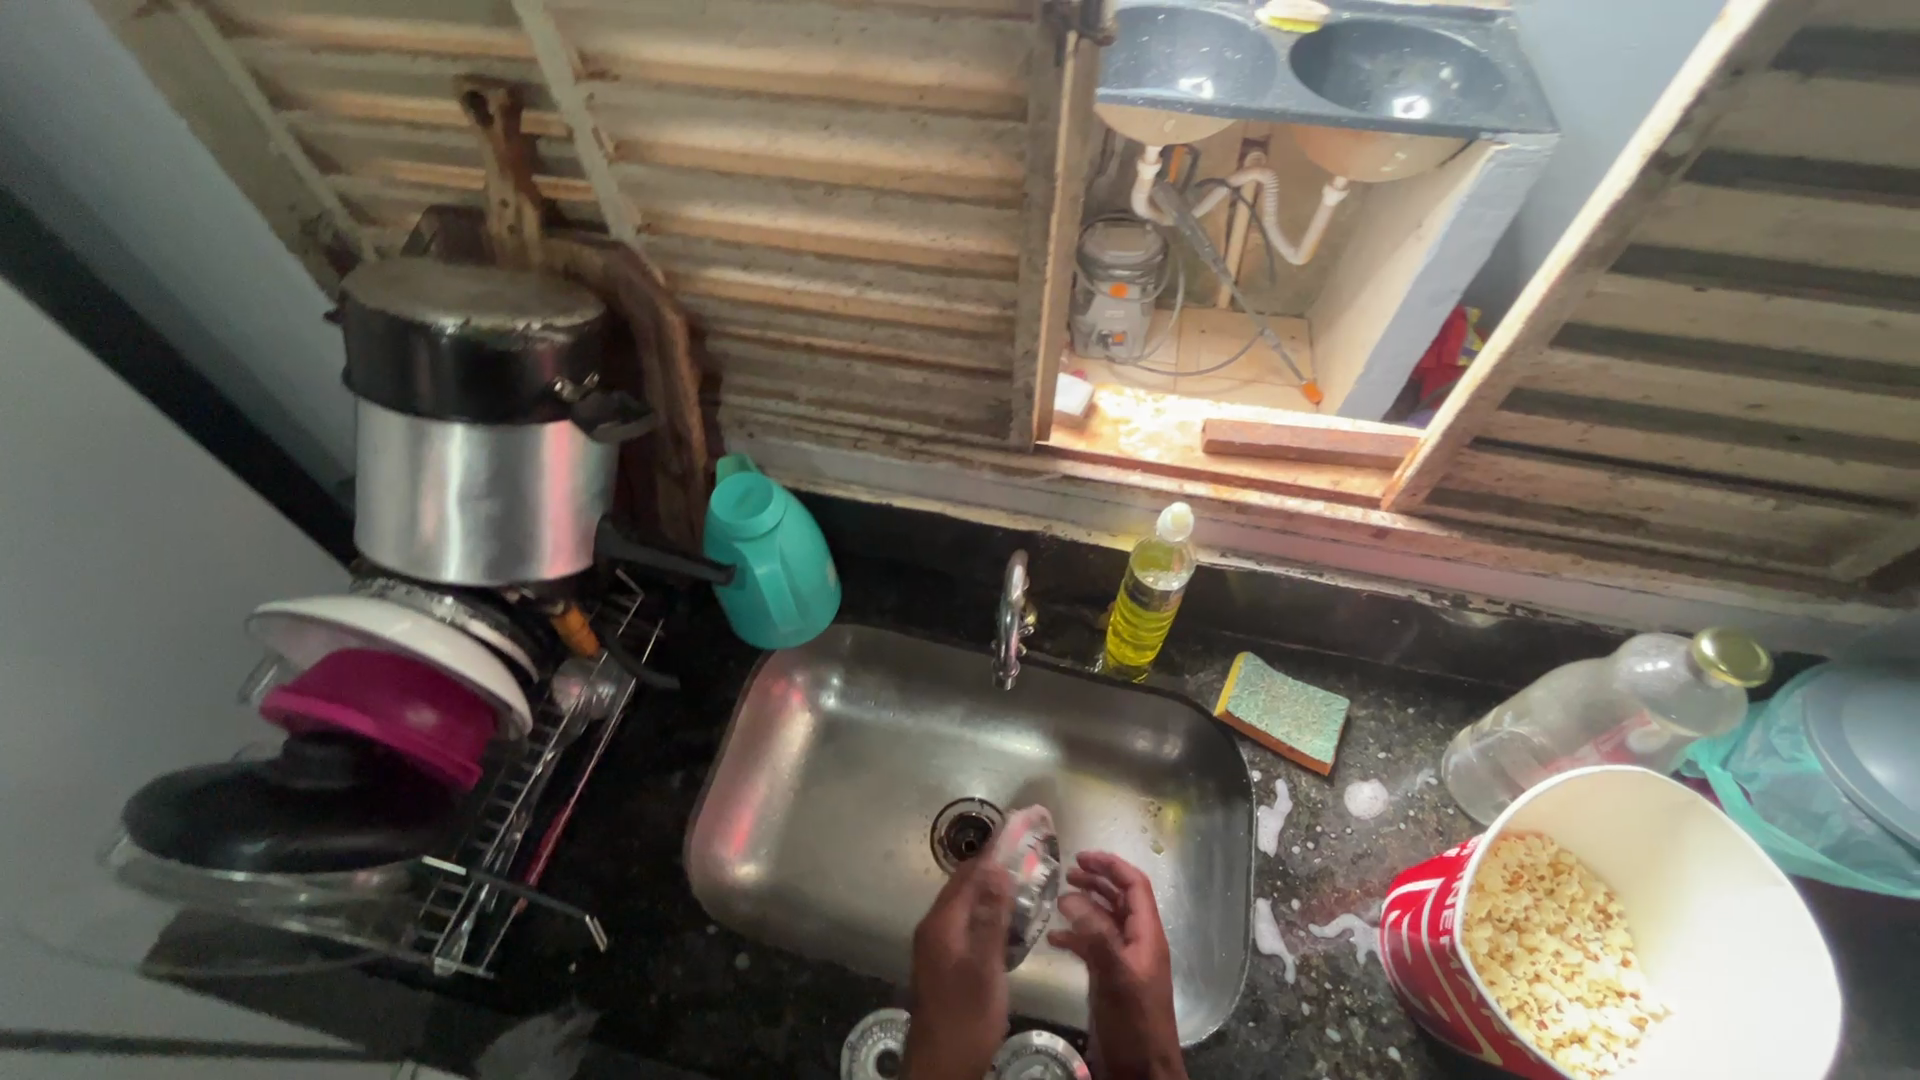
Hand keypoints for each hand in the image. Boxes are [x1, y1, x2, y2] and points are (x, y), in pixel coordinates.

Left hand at [902, 855, 1013, 1079]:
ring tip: (1024, 883)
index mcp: (942, 922)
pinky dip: (986, 913)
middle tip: (1028, 857)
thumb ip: (991, 917)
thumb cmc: (966, 1018)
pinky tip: (1008, 922)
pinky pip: (965, 923)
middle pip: (964, 885)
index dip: (995, 851)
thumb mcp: (985, 967)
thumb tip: (998, 869)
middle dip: (994, 868)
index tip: (1021, 833)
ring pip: (965, 904)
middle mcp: (934, 926)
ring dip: (991, 891)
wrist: (939, 1068)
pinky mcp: (943, 961)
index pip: (969, 873)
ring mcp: (936, 945)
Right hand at [1047, 852, 1186, 1079]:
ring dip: (1084, 905)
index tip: (1082, 856)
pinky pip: (1092, 947)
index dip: (1112, 867)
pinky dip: (1074, 937)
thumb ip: (1095, 933)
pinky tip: (1054, 938)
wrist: (1140, 1072)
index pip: (1135, 886)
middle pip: (1119, 899)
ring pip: (1104, 920)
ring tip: (1059, 897)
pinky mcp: (1109, 978)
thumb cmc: (1135, 1022)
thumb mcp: (1116, 974)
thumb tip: (1070, 896)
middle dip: (1096, 881)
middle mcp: (1137, 942)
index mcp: (1147, 935)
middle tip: (1068, 871)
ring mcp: (1122, 960)